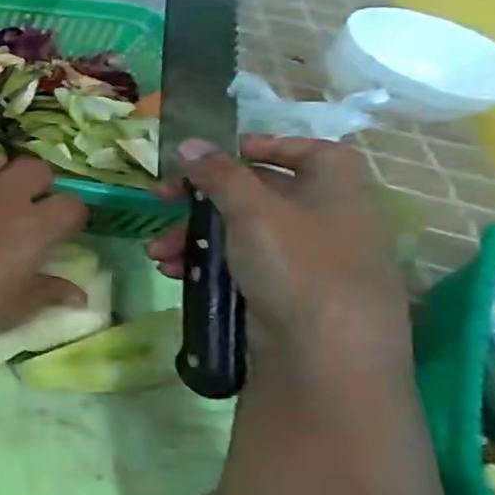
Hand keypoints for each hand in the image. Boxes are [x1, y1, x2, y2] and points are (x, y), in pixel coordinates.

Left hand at [0, 151, 87, 338]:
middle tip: (21, 208)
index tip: (56, 232)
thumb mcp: (11, 309)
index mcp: (34, 227)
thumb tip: (79, 294)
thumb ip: (47, 294)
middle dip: (36, 184)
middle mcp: (5, 195)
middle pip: (36, 169)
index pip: (73, 205)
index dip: (68, 217)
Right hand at [147, 135, 408, 378]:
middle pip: (258, 193)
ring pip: (238, 231)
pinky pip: (236, 263)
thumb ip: (218, 174)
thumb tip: (188, 142)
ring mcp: (305, 258)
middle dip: (201, 198)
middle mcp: (326, 220)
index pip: (310, 151)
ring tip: (157, 251)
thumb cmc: (298, 266)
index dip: (265, 145)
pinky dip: (202, 262)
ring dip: (190, 234)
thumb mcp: (253, 211)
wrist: (325, 352)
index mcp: (337, 191)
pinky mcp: (282, 290)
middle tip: (159, 199)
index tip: (216, 154)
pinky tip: (171, 270)